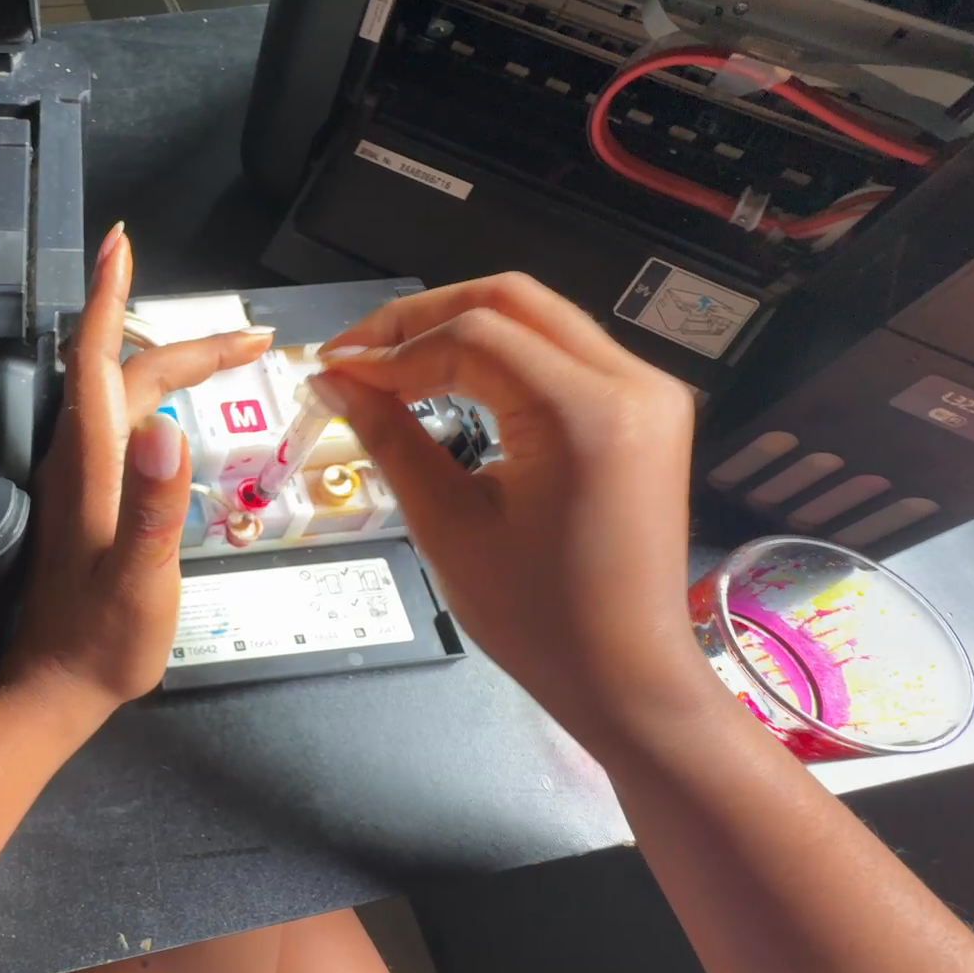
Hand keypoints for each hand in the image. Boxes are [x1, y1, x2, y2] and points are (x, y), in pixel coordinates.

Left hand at [1, 224, 274, 715]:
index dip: (106, 299)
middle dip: (188, 346)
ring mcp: (82, 479)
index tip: (120, 243)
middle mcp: (80, 460)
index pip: (93, 362)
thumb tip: (168, 425)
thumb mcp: (139, 579)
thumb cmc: (102, 638)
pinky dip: (159, 399)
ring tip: (230, 357)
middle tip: (255, 338)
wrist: (60, 683)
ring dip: (173, 367)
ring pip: (125, 399)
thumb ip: (152, 507)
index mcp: (90, 465)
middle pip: (125, 376)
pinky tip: (181, 410)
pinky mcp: (90, 500)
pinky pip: (124, 427)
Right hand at [315, 273, 712, 754]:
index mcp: (584, 414)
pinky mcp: (639, 409)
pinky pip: (553, 351)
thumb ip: (387, 436)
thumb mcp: (444, 523)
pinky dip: (488, 355)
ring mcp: (644, 390)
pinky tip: (440, 382)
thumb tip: (332, 382)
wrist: (623, 672)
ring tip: (385, 366)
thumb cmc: (531, 614)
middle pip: (508, 300)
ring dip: (451, 330)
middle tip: (352, 354)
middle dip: (417, 319)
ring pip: (533, 316)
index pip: (470, 339)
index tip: (329, 372)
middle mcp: (630, 381)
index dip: (388, 349)